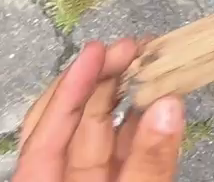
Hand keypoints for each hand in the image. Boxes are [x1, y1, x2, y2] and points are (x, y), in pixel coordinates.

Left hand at [14, 39, 185, 181]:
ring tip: (150, 63)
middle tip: (131, 47)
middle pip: (74, 126)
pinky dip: (143, 125)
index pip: (45, 133)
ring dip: (128, 97)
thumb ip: (145, 165)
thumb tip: (168, 105)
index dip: (70, 87)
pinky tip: (160, 100)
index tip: (97, 50)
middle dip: (103, 81)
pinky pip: (126, 153)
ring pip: (104, 136)